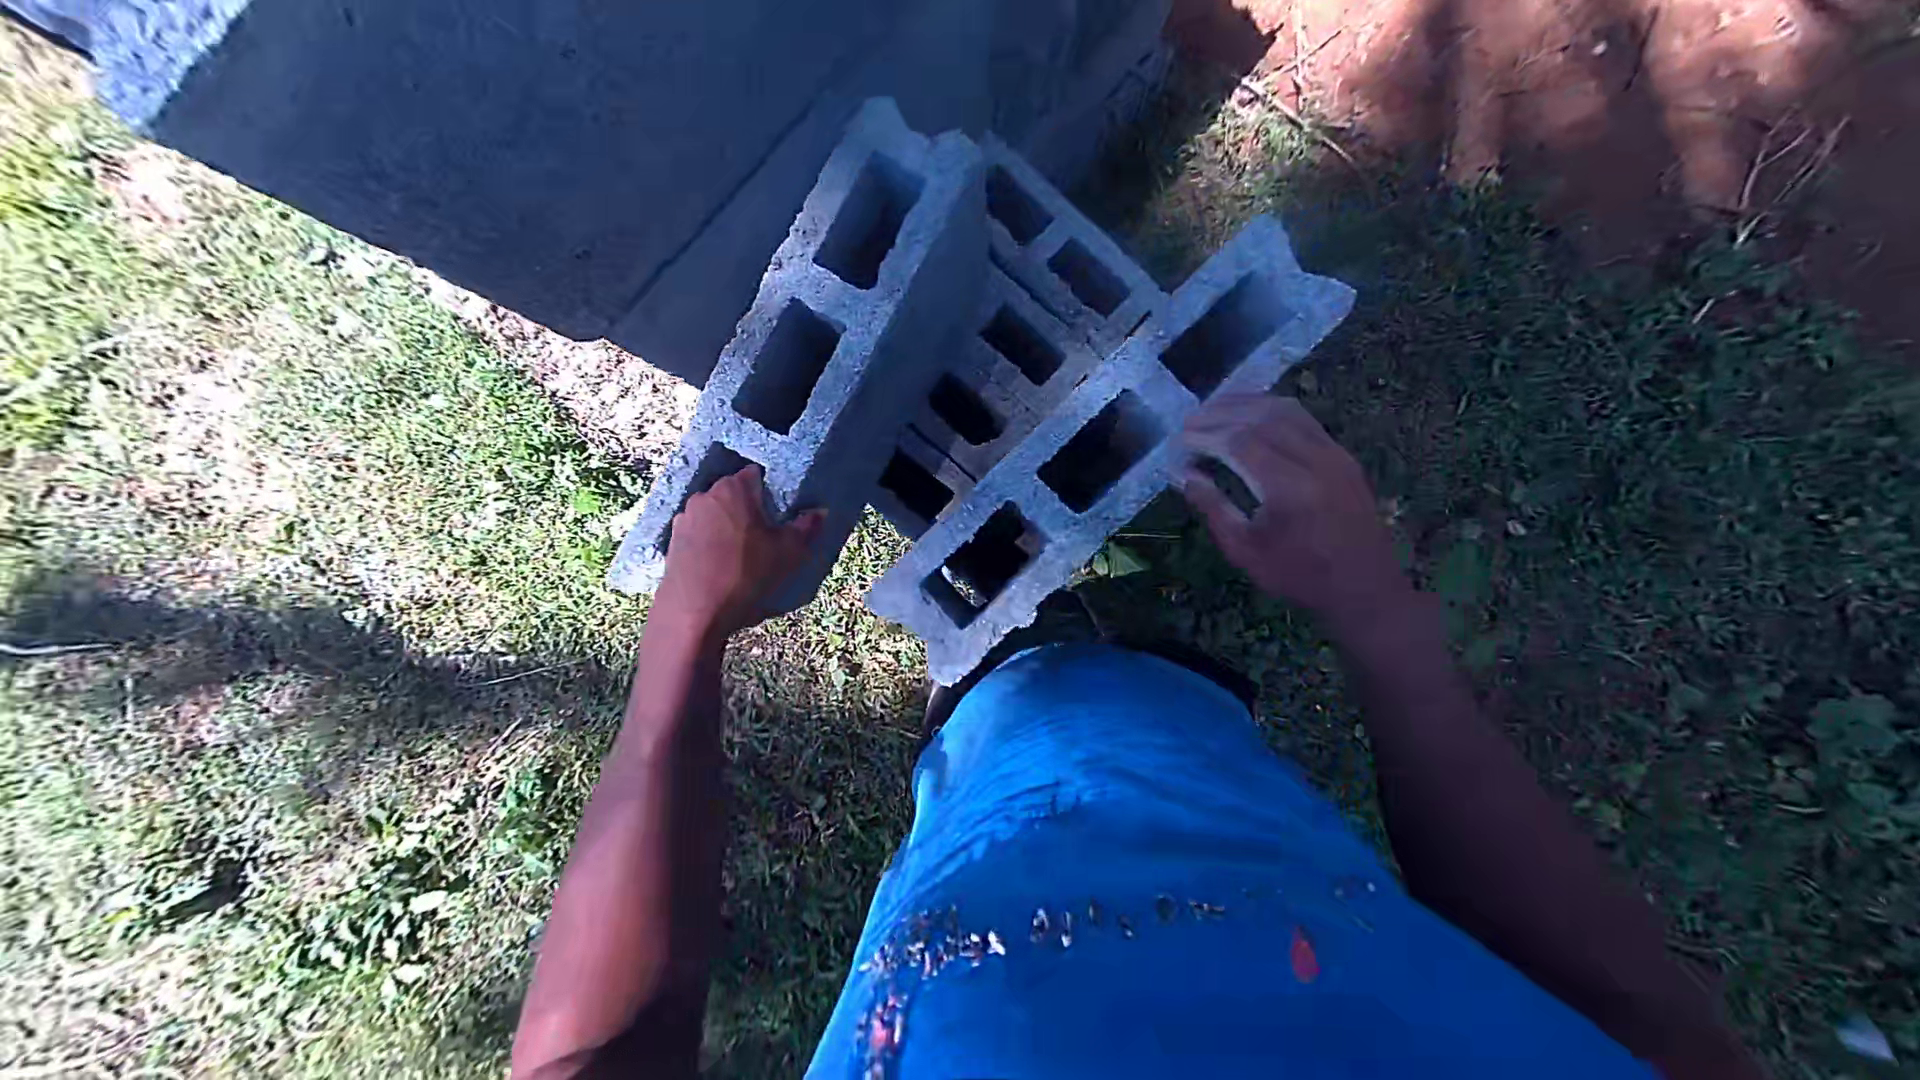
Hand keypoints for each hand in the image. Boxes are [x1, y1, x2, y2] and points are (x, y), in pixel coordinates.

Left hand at [654, 464, 825, 638]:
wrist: (694, 611)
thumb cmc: (745, 574)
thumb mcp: (787, 552)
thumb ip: (806, 528)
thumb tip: (820, 512)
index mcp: (734, 489)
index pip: (758, 475)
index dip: (773, 491)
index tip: (782, 512)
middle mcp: (705, 495)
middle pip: (735, 493)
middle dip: (751, 508)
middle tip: (767, 533)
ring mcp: (685, 517)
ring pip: (716, 513)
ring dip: (730, 524)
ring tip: (743, 552)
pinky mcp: (673, 539)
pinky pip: (701, 532)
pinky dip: (712, 541)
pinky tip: (721, 563)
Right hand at [1176, 394, 1412, 638]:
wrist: (1364, 589)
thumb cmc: (1297, 575)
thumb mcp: (1244, 550)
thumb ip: (1213, 507)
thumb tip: (1183, 474)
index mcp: (1289, 489)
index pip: (1240, 443)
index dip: (1205, 436)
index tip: (1178, 440)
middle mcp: (1316, 461)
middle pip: (1262, 418)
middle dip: (1220, 414)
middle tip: (1188, 422)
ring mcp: (1334, 454)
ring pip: (1286, 410)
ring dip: (1245, 405)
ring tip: (1213, 410)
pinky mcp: (1342, 455)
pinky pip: (1303, 419)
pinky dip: (1270, 410)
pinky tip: (1249, 415)